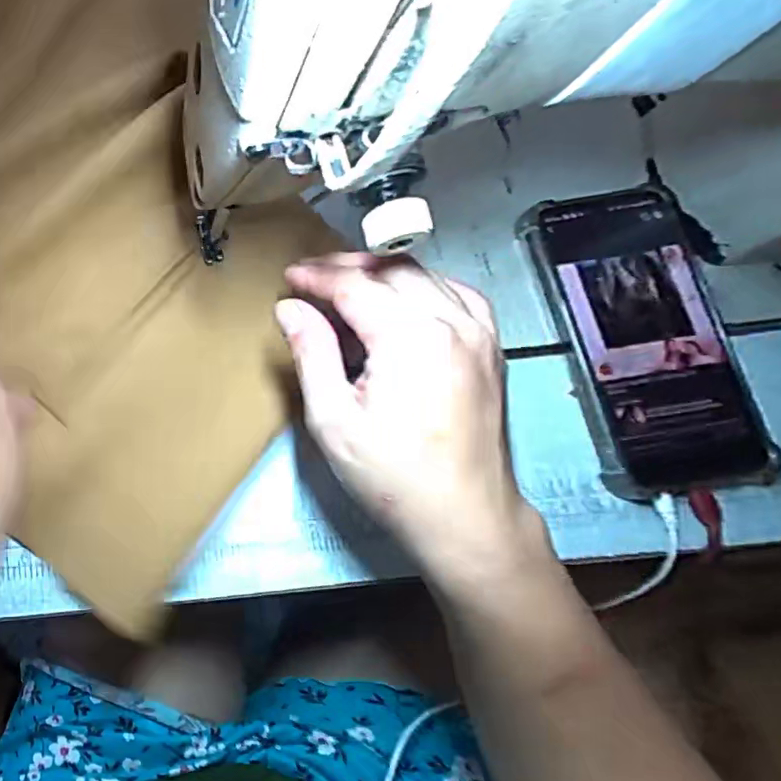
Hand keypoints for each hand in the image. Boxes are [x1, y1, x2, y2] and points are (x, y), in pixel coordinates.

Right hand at [276, 254, 539, 577]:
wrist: (464, 514)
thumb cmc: (390, 475)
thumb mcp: (333, 419)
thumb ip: (312, 353)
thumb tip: (290, 308)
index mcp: (411, 337)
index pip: (357, 285)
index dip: (318, 277)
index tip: (289, 277)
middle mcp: (452, 321)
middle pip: (394, 270)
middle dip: (348, 265)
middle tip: (311, 276)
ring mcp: (480, 332)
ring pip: (427, 275)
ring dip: (384, 271)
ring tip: (348, 283)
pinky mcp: (491, 347)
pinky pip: (457, 294)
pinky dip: (423, 285)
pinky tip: (403, 300)